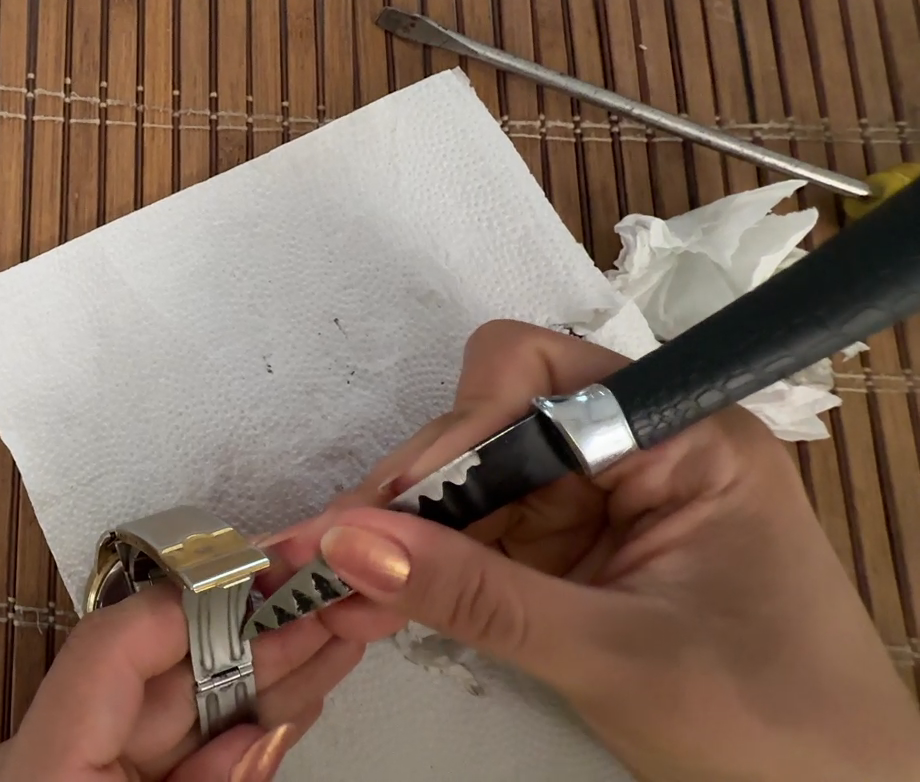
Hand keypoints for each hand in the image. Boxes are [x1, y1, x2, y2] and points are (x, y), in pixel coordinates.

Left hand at [0, 582, 360, 780]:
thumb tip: (263, 727)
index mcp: (34, 777)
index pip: (112, 649)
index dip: (194, 601)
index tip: (269, 568)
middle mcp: (36, 763)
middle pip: (153, 677)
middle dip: (249, 634)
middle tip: (325, 592)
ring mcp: (64, 779)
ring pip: (169, 713)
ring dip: (253, 674)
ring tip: (328, 627)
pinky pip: (165, 754)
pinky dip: (229, 729)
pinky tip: (289, 692)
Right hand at [276, 320, 919, 781]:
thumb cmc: (776, 735)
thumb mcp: (613, 658)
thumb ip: (473, 595)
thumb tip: (342, 542)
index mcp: (676, 439)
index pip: (532, 376)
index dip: (459, 426)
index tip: (400, 502)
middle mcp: (624, 450)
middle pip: (479, 428)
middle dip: (409, 494)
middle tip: (335, 549)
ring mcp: (587, 498)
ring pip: (459, 480)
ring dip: (399, 533)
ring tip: (343, 587)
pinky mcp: (559, 543)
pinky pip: (467, 529)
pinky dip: (418, 563)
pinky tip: (378, 598)